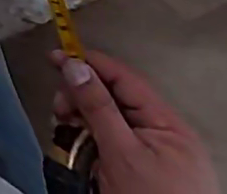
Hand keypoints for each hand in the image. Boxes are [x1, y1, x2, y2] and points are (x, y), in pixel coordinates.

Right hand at [52, 49, 218, 193]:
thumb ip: (97, 105)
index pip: (123, 77)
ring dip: (81, 118)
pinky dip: (88, 136)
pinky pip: (108, 138)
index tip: (57, 57)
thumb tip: (75, 65)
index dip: (88, 63)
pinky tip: (79, 145)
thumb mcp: (121, 153)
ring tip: (67, 130)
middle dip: (80, 96)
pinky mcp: (138, 168)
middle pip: (112, 96)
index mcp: (169, 126)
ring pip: (106, 117)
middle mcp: (163, 135)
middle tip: (61, 108)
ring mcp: (152, 153)